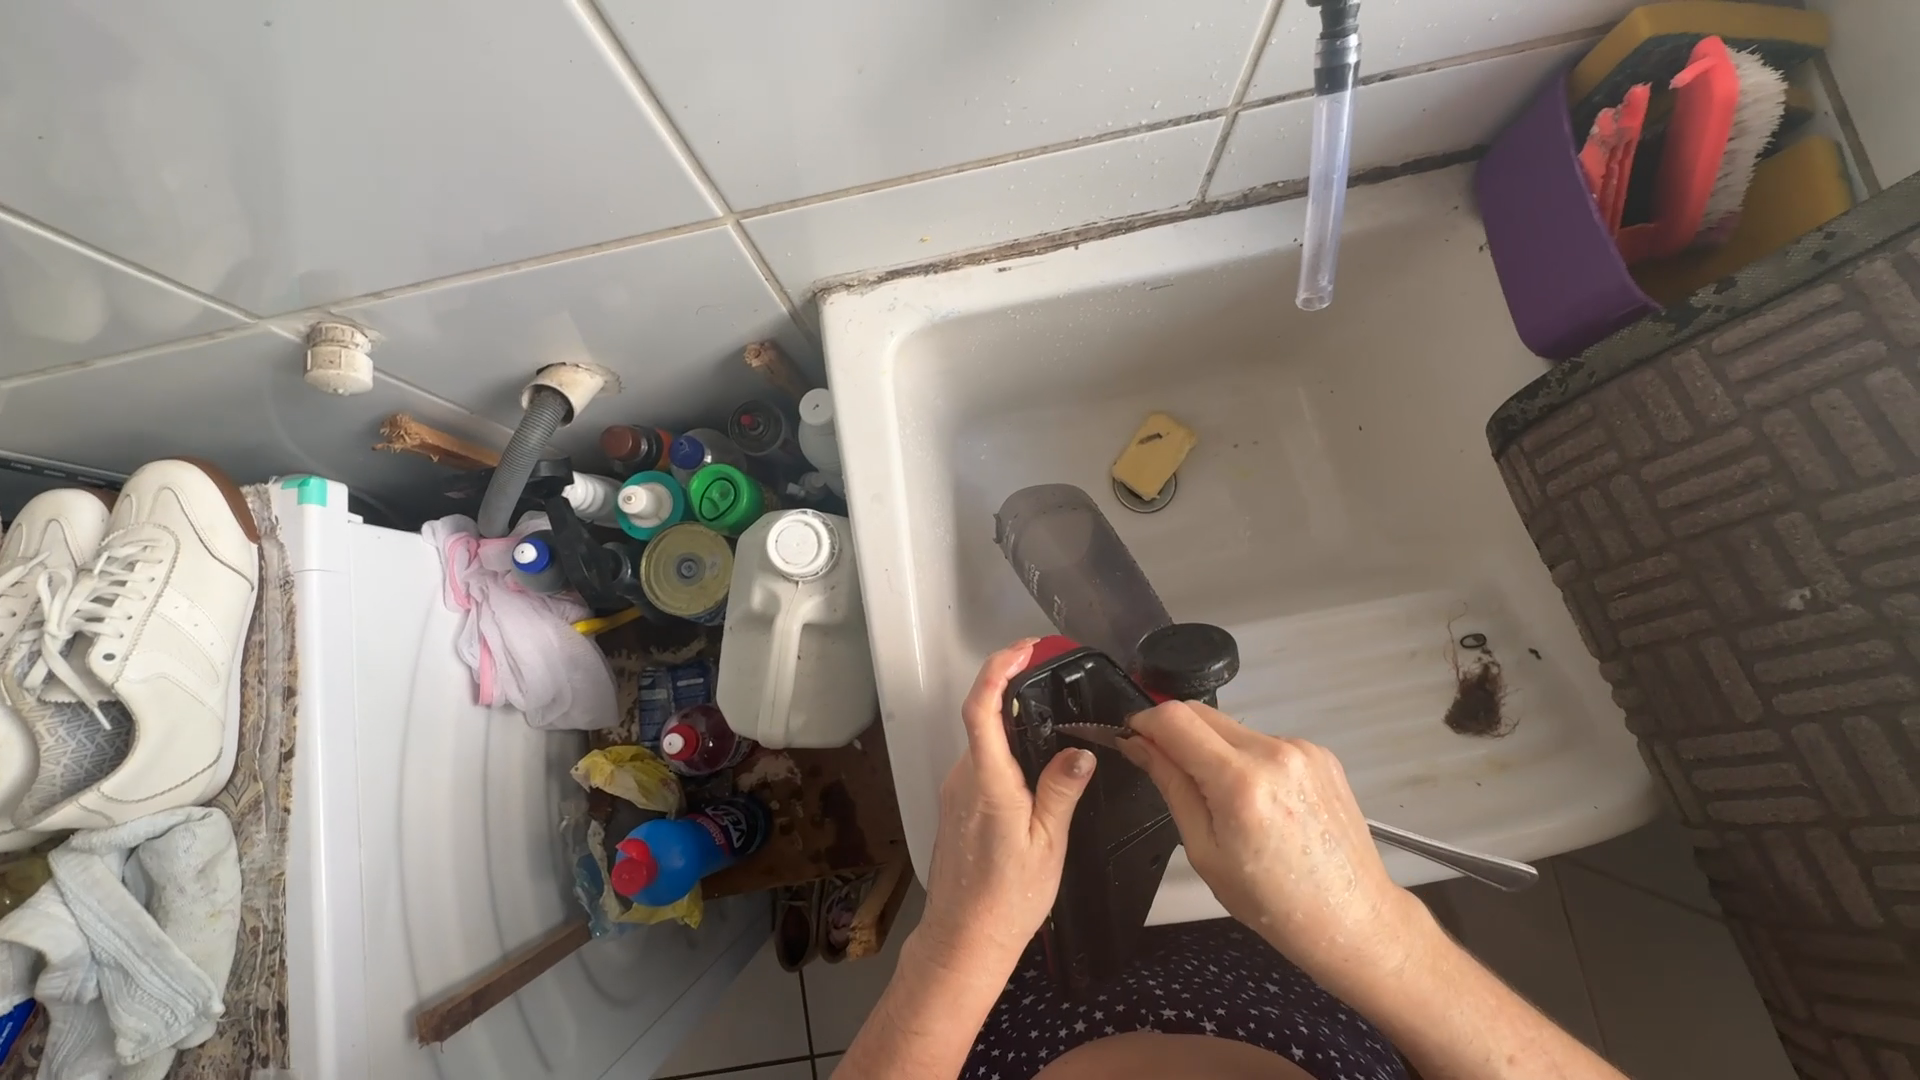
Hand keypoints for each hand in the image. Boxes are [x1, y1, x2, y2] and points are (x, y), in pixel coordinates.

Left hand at [917, 639, 1096, 967]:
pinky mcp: (957, 803)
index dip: (998, 668)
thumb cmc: (1007, 898)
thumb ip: (1061, 790)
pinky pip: (980, 763)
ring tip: (1051, 723)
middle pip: (983, 718)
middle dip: (1013, 691)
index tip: (1023, 649)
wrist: (963, 938)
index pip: (982, 707)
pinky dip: (1004, 751)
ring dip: (1011, 725)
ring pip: (984, 742)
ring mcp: (956, 789)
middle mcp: (965, 777)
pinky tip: (1032, 769)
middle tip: (1048, 674)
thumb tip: (1079, 751)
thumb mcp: (1048, 843)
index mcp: (989, 781)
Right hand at [1119, 700, 1417, 991]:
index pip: (1173, 718)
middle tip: (1161, 764)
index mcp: (1241, 783)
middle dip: (1172, 730)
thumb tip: (1137, 743)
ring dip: (1209, 746)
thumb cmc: (1274, 903)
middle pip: (1199, 711)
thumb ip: (1170, 784)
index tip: (1130, 735)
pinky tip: (1256, 799)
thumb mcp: (1204, 850)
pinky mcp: (1318, 753)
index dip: (1142, 720)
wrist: (1354, 920)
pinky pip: (1261, 739)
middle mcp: (1274, 754)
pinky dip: (1244, 757)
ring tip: (1219, 797)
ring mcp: (1302, 749)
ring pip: (1230, 725)